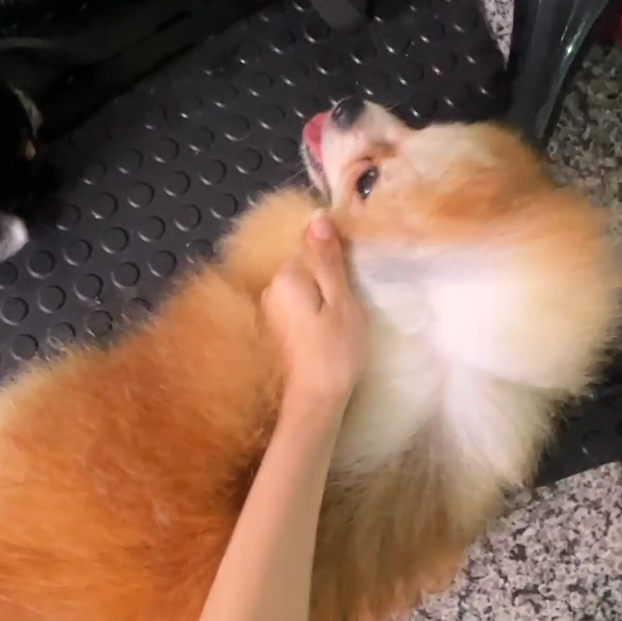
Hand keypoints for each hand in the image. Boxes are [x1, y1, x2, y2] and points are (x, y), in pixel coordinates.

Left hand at [262, 211, 367, 412]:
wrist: (314, 402)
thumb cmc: (335, 352)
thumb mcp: (341, 301)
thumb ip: (327, 260)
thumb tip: (317, 218)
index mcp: (286, 276)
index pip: (309, 243)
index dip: (335, 255)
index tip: (352, 276)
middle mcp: (270, 288)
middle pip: (303, 264)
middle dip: (327, 275)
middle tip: (351, 302)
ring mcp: (269, 310)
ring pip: (301, 286)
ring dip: (320, 294)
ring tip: (341, 319)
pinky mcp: (275, 328)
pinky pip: (297, 305)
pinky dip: (313, 311)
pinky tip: (326, 330)